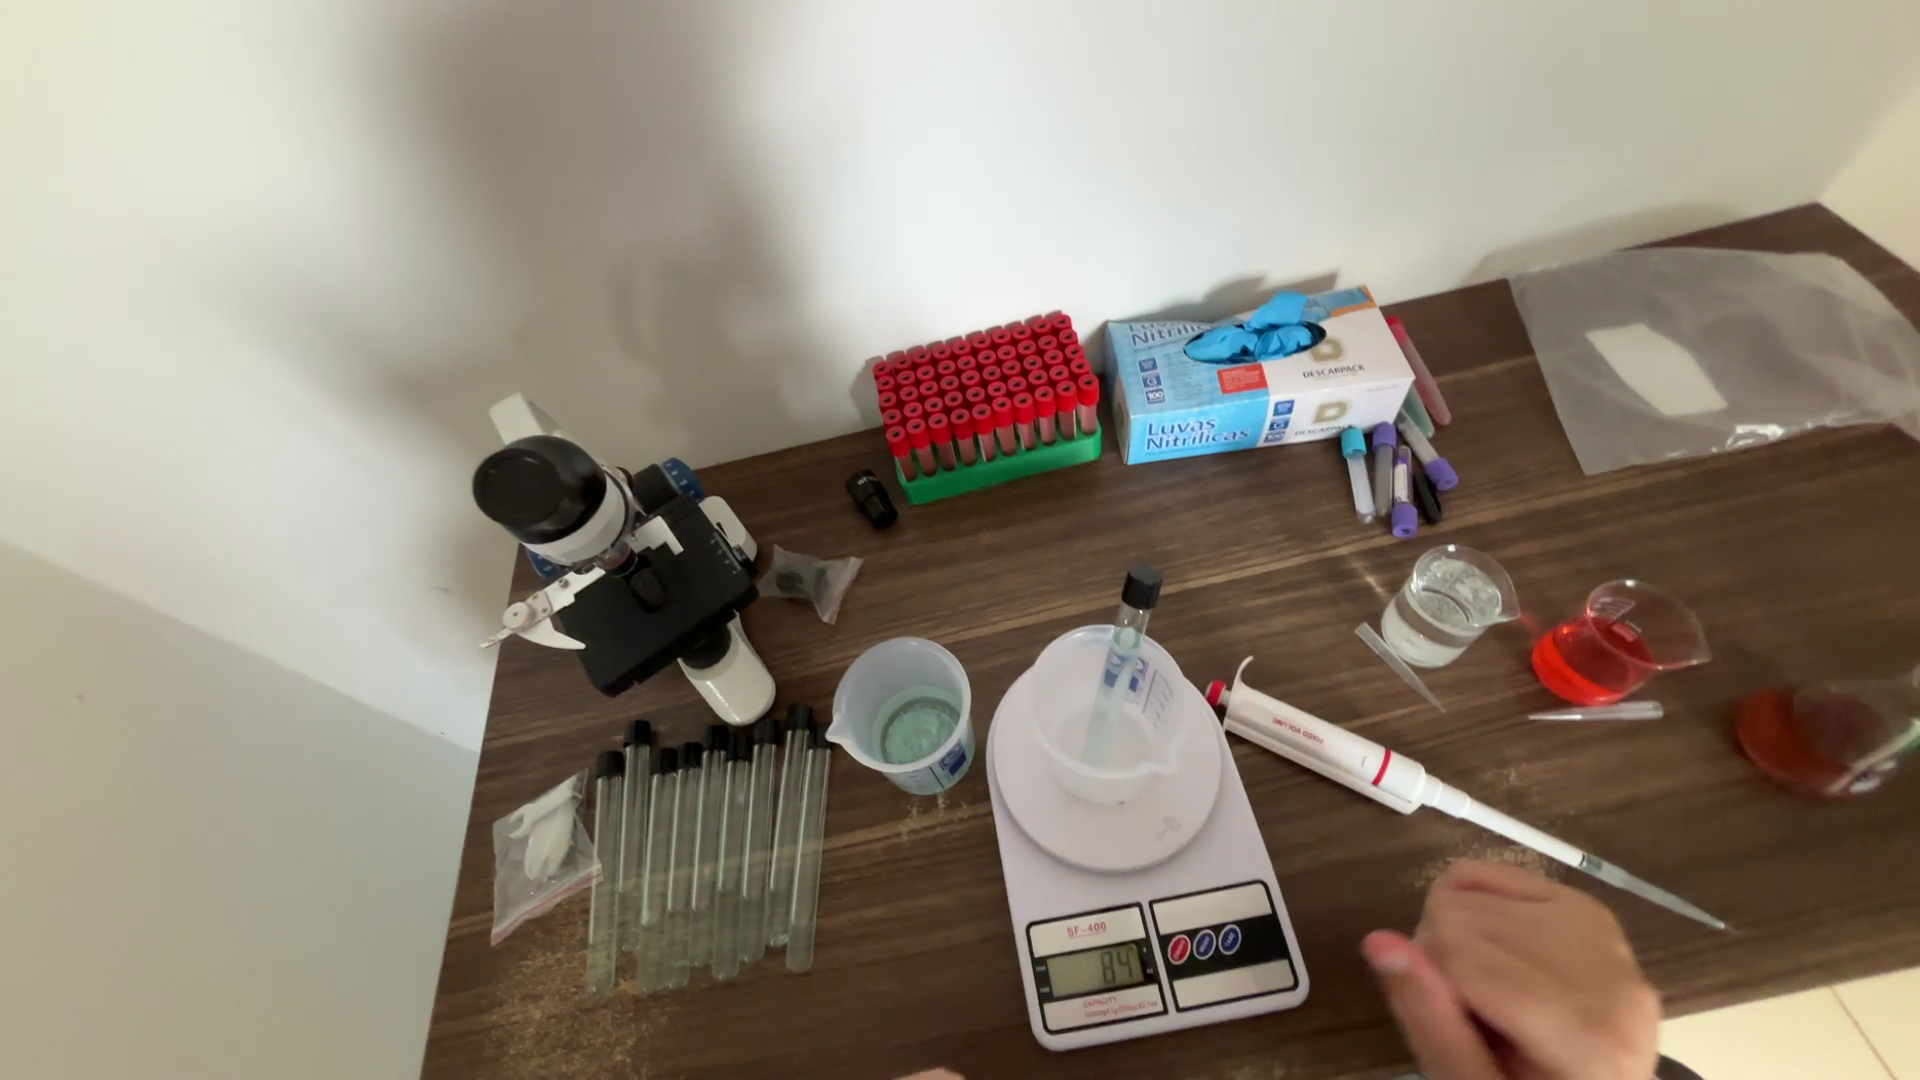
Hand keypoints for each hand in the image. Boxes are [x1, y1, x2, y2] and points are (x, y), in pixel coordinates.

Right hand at [1363, 860, 1660, 1079]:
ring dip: (1450, 929)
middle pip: (1456, 915)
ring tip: (1480, 981)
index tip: (1453, 1021)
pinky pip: (1484, 871)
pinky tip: (1488, 941)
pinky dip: (1464, 899)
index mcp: (1586, 1036)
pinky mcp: (1586, 908)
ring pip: (1462, 890)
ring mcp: (1602, 936)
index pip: (1456, 952)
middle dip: (1438, 954)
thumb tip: (1379, 940)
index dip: (1427, 981)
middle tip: (1466, 1006)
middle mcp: (1608, 977)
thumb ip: (1428, 1019)